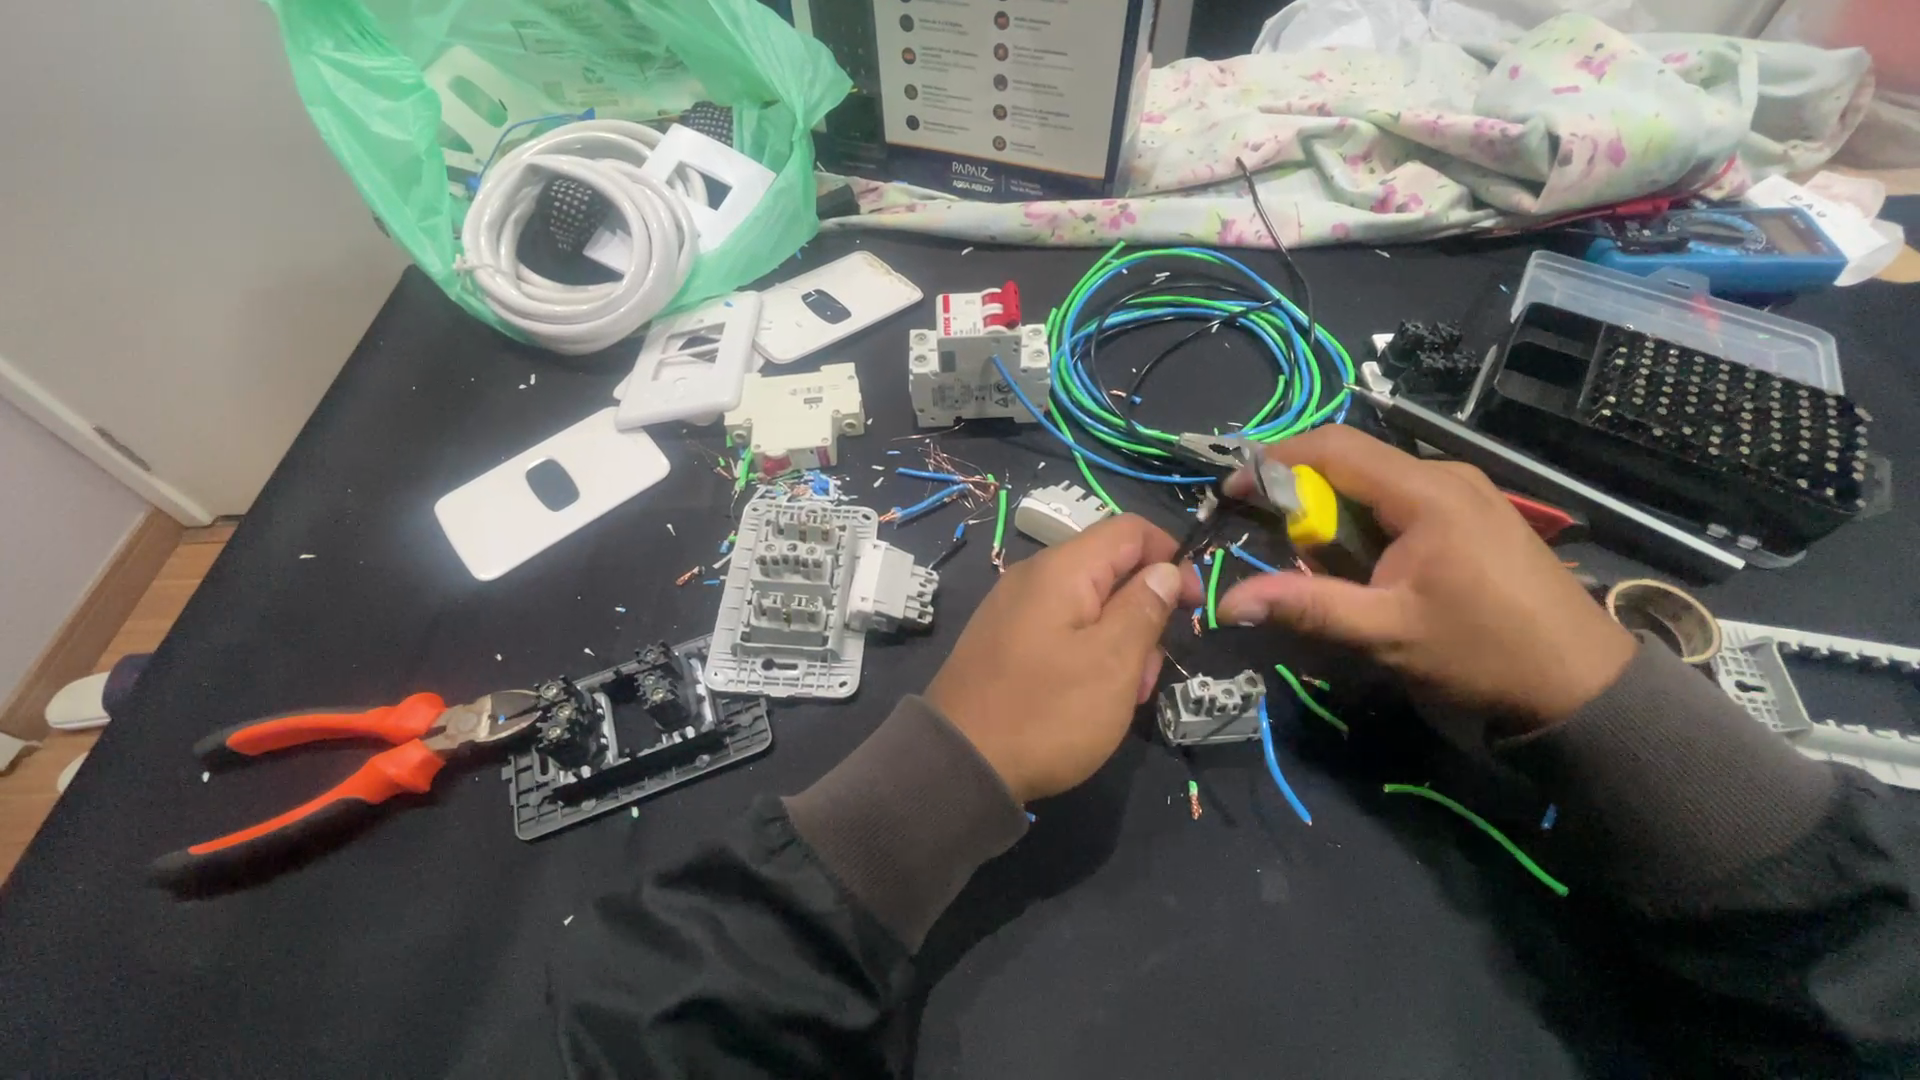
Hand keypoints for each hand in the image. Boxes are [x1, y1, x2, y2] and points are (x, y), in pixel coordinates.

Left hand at [926, 515, 1201, 802]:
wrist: (960, 764)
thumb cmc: (1047, 712)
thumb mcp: (1113, 662)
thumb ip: (1144, 608)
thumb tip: (1164, 570)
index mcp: (1061, 569)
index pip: (1130, 530)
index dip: (1171, 557)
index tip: (1194, 604)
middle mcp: (1033, 577)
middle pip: (1109, 570)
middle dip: (1144, 612)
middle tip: (1149, 670)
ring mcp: (1014, 610)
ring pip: (1088, 606)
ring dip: (1120, 642)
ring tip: (1123, 696)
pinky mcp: (1004, 641)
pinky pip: (1060, 631)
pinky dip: (1088, 655)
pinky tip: (1090, 699)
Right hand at [1217, 426, 1636, 731]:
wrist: (1582, 685)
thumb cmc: (1482, 654)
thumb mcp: (1385, 633)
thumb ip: (1306, 606)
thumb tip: (1228, 602)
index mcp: (1427, 494)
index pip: (1332, 447)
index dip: (1272, 462)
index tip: (1232, 495)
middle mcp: (1446, 475)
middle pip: (1350, 460)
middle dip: (1298, 492)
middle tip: (1268, 538)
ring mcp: (1464, 491)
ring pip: (1372, 480)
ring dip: (1330, 509)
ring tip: (1312, 559)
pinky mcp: (1472, 511)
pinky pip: (1398, 497)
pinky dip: (1362, 519)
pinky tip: (1359, 561)